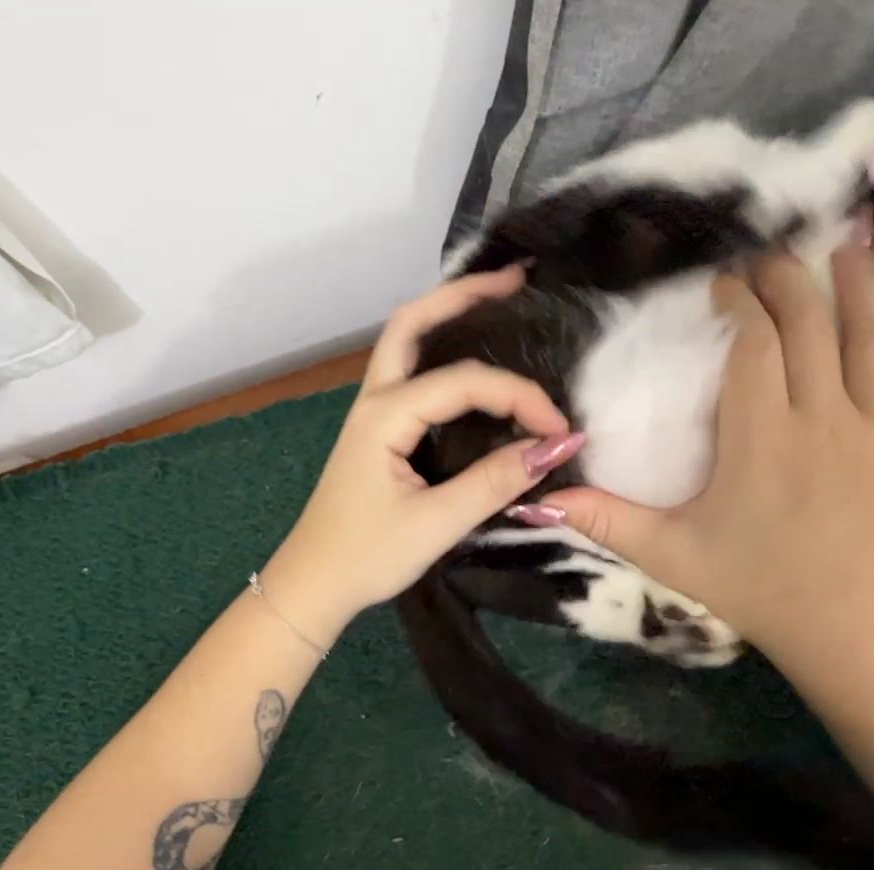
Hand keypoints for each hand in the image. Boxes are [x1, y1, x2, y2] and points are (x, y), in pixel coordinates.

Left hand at [260, 267, 583, 643]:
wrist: (313, 583)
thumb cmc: (367, 556)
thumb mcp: (436, 523)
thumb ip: (496, 481)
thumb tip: (558, 446)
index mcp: (385, 415)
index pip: (465, 382)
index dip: (519, 397)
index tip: (560, 431)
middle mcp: (374, 399)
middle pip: (413, 322)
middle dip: (464, 295)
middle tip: (518, 282)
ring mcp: (371, 411)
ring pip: (406, 341)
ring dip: (448, 314)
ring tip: (499, 302)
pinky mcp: (377, 429)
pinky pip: (410, 371)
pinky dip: (442, 350)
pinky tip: (472, 359)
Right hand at [539, 236, 873, 661]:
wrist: (849, 631)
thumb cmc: (753, 588)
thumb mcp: (667, 554)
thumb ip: (603, 520)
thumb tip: (536, 499)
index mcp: (760, 437)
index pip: (754, 345)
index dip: (740, 303)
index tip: (725, 283)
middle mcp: (823, 419)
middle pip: (811, 325)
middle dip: (790, 280)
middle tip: (771, 255)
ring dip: (866, 285)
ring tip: (855, 242)